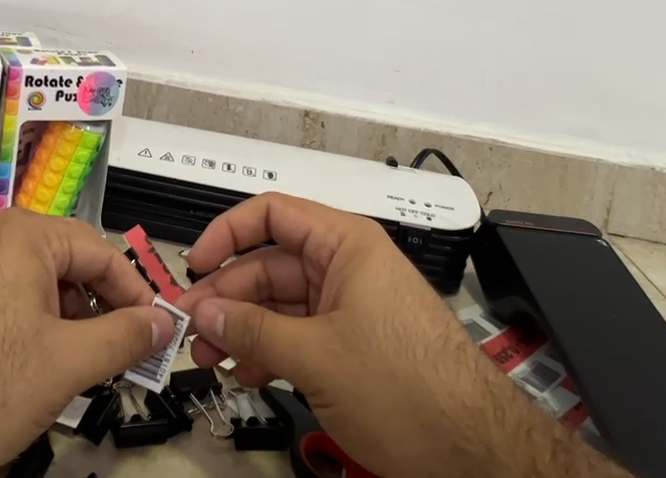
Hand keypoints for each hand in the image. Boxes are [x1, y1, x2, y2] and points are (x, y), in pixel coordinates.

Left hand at [0, 210, 172, 477]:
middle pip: (74, 265)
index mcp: (25, 234)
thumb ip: (126, 337)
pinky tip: (46, 367)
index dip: (136, 294)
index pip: (102, 252)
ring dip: (75, 323)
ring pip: (47, 286)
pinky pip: (17, 302)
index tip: (159, 332)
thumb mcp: (69, 362)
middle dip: (104, 309)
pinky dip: (43, 329)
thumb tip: (165, 323)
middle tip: (127, 353)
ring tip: (87, 366)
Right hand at [179, 193, 612, 477]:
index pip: (274, 213)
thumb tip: (206, 311)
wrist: (474, 451)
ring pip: (279, 302)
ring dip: (242, 327)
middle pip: (270, 263)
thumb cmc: (408, 388)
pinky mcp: (351, 342)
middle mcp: (346, 266)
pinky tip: (246, 371)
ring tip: (209, 356)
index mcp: (345, 244)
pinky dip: (268, 349)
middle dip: (227, 295)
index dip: (229, 232)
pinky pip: (297, 332)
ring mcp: (349, 306)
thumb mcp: (317, 355)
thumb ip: (253, 329)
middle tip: (191, 326)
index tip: (196, 263)